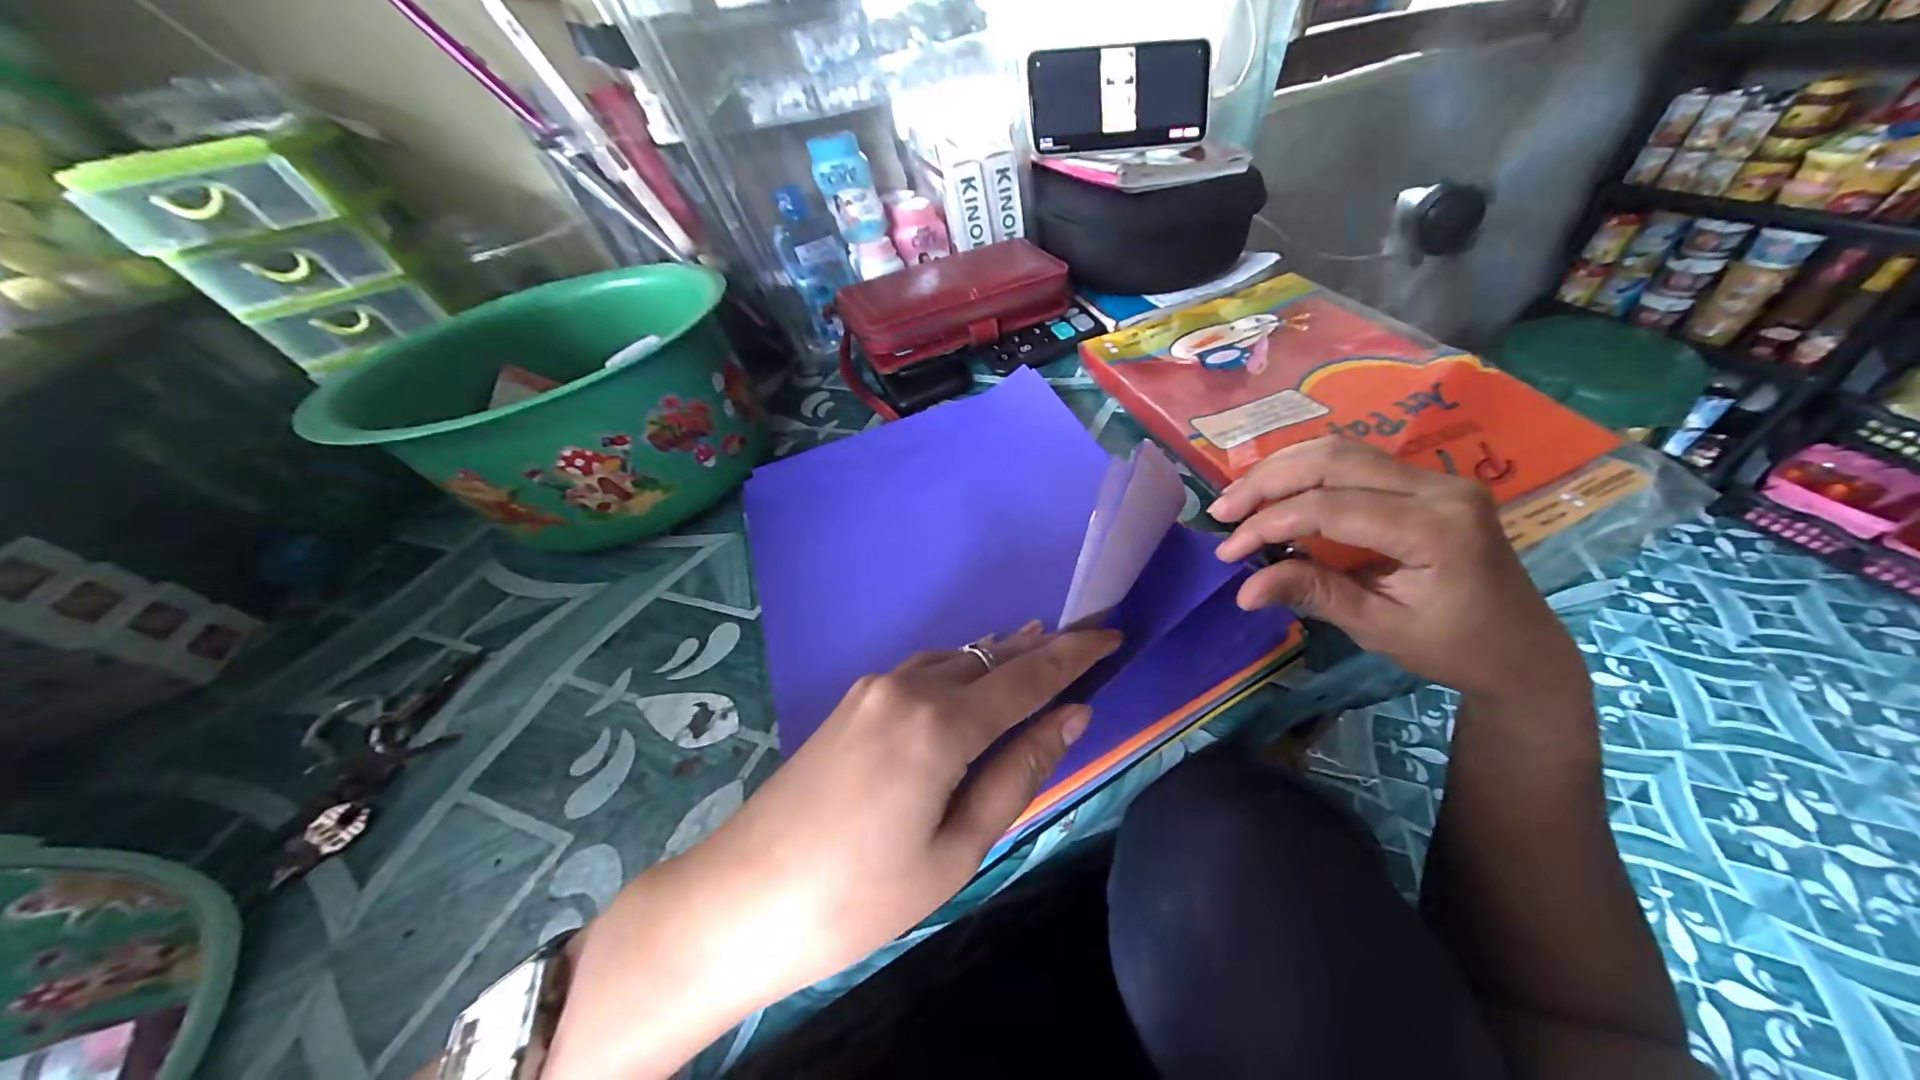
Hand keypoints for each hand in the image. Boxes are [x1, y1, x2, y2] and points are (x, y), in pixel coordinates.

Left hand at [543, 624, 1122, 1078]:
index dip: (1075, 656)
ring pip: (953, 660)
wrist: (739, 900)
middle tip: (1085, 643)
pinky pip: (921, 672)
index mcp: (939, 723)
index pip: (1026, 677)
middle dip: (1040, 650)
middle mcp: (906, 687)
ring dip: (997, 659)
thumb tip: (1071, 718)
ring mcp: (871, 689)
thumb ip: (1016, 774)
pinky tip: (971, 687)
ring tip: (1038, 658)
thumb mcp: (956, 850)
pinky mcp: (850, 703)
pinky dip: (958, 672)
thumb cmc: (859, 896)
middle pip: (990, 658)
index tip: (1112, 635)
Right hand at [1208, 437, 1585, 707]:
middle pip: (1332, 460)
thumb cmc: (1454, 648)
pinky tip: (1276, 488)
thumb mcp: (1379, 627)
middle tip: (1221, 511)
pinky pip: (1355, 461)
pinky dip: (1306, 471)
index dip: (1268, 524)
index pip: (1329, 508)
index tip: (1228, 553)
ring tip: (1238, 497)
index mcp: (1435, 529)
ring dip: (1281, 469)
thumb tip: (1243, 590)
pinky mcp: (1427, 481)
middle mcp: (1438, 488)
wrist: (1523, 649)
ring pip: (1340, 450)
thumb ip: (1313, 594)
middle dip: (1266, 482)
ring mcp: (1436, 478)